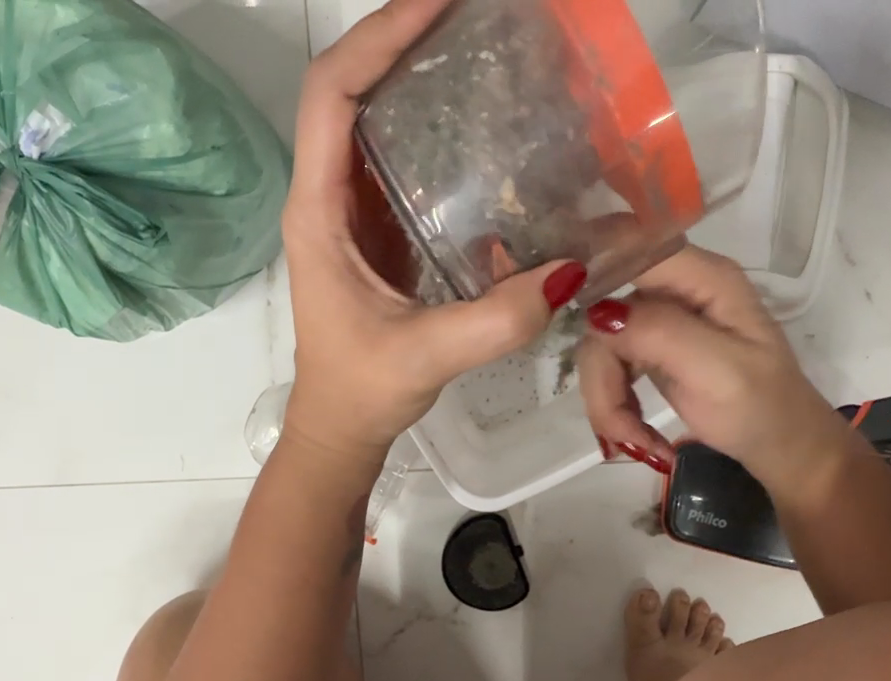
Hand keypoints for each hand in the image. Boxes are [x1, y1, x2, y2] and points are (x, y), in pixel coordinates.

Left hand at [280, 0, 585, 463]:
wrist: (341, 428)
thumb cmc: (361, 392)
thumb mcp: (426, 356)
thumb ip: (494, 320)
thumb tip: (570, 272)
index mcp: (320, 213)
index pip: (331, 96)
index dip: (378, 38)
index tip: (436, 3)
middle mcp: (328, 200)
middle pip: (350, 91)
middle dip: (403, 41)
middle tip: (471, 17)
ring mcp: (352, 216)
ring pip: (374, 124)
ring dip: (417, 80)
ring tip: (481, 52)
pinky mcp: (379, 236)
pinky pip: (399, 165)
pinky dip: (434, 134)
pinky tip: (484, 132)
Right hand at [576, 246, 848, 489]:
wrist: (780, 447)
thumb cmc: (762, 407)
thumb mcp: (718, 371)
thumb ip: (660, 334)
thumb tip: (597, 314)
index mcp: (702, 278)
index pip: (630, 247)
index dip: (588, 265)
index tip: (554, 303)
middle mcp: (676, 291)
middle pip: (604, 315)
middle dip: (603, 379)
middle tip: (621, 432)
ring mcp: (661, 323)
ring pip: (600, 349)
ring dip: (608, 403)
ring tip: (637, 443)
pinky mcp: (650, 353)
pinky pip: (610, 371)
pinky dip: (615, 408)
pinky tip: (638, 436)